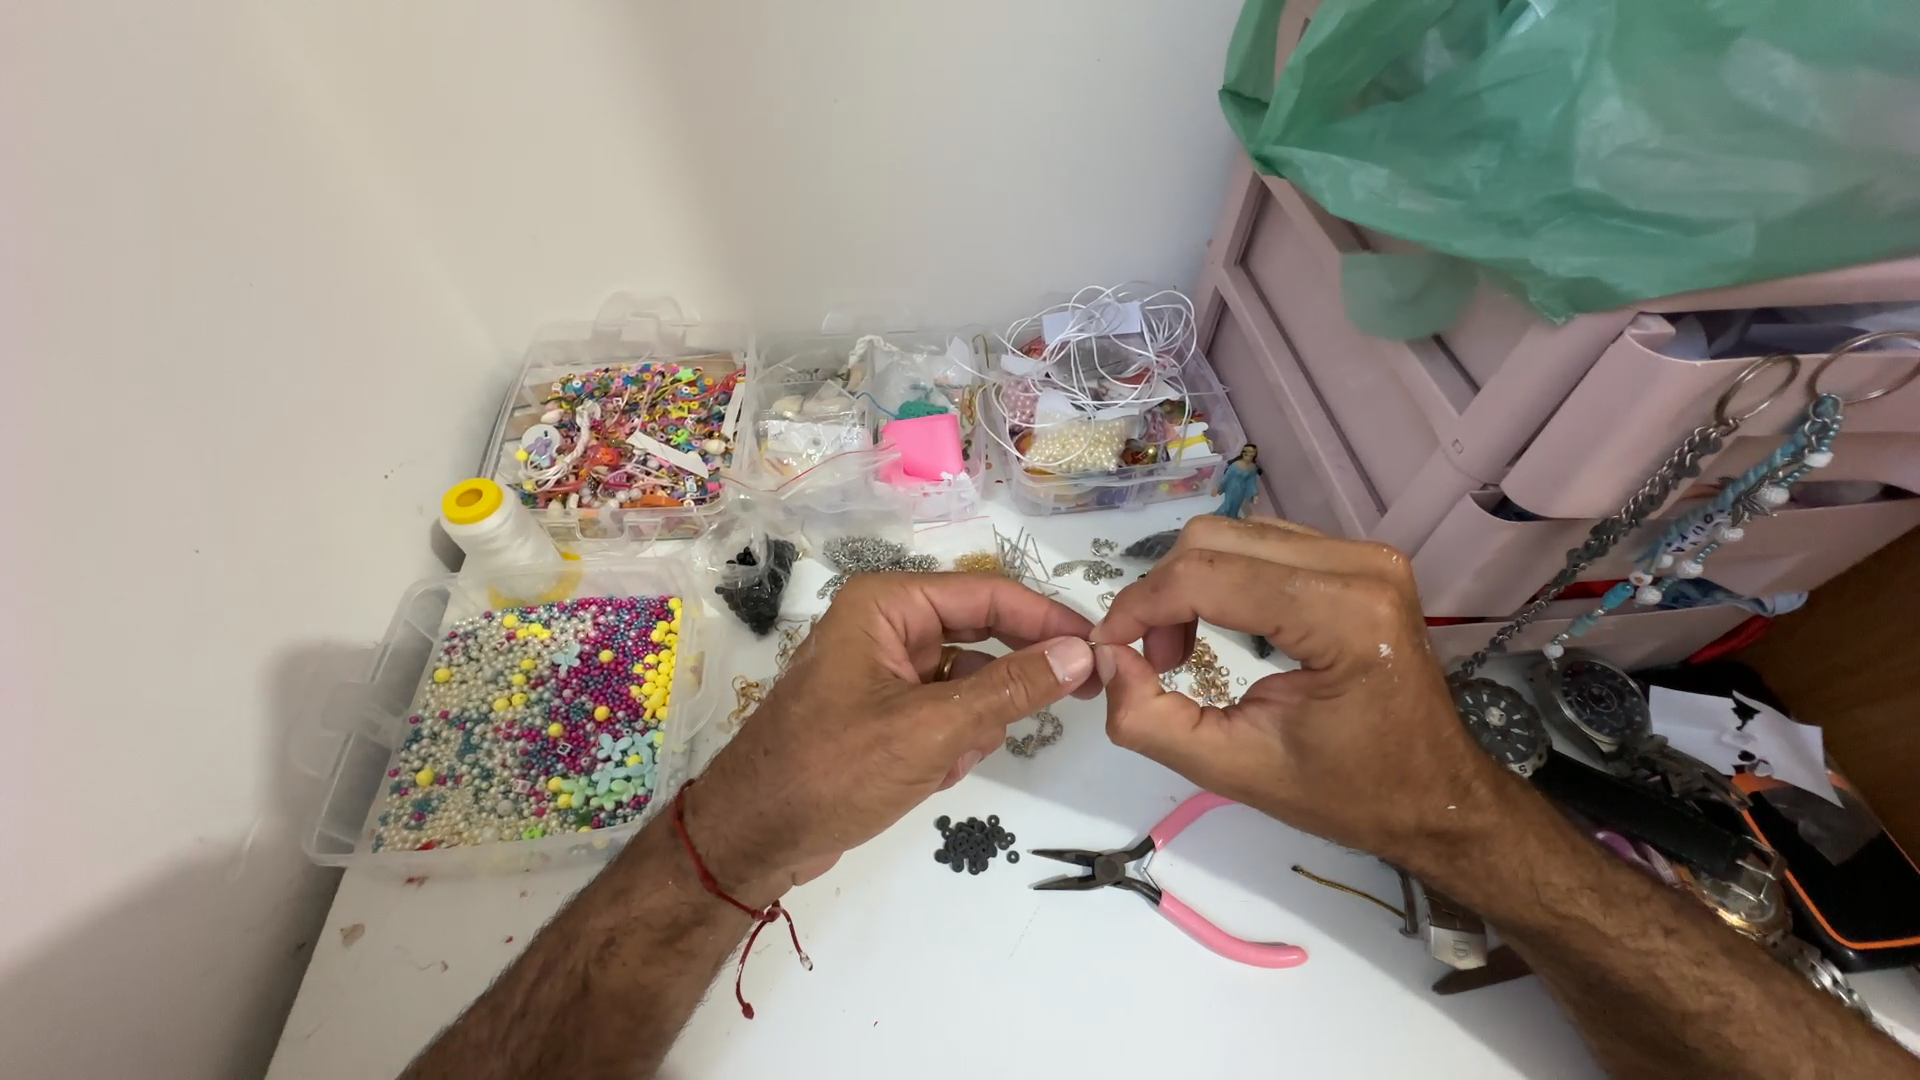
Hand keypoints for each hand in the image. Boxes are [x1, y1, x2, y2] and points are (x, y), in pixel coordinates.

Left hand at [685, 572, 1097, 903]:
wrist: (753, 839)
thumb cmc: (834, 769)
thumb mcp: (931, 728)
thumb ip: (1010, 688)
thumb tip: (1079, 653)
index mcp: (887, 605)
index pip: (987, 595)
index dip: (1046, 619)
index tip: (1098, 645)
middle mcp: (887, 625)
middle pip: (980, 635)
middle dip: (1011, 677)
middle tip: (1076, 694)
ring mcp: (885, 669)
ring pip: (967, 679)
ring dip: (974, 721)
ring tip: (950, 758)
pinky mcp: (885, 710)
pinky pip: (944, 711)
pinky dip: (952, 741)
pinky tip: (932, 774)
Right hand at [1088, 516, 1509, 868]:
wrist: (1437, 796)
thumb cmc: (1345, 793)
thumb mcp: (1232, 769)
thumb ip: (1149, 719)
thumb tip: (1104, 655)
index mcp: (1342, 617)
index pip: (1206, 576)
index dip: (1139, 607)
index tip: (1108, 647)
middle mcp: (1359, 565)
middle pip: (1210, 540)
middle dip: (1161, 595)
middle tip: (1154, 660)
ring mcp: (1363, 553)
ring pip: (1228, 533)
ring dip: (1185, 586)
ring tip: (1182, 650)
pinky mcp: (1356, 556)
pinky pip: (1255, 542)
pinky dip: (1216, 578)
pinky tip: (1216, 626)